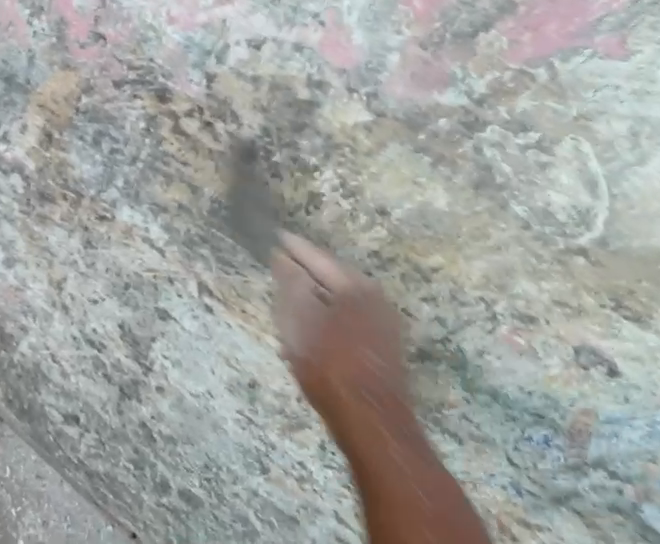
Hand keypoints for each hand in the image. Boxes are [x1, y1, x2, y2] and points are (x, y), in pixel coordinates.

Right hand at [271, 232, 410, 421]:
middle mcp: (375, 299)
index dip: (294, 248)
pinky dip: (326, 319)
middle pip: (332, 278)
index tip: (275, 236)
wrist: (372, 423)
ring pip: (339, 302)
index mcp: (356, 287)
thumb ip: (291, 284)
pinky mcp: (382, 350)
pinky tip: (309, 333)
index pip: (319, 258)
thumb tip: (284, 258)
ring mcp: (383, 326)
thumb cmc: (330, 366)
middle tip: (280, 266)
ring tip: (289, 300)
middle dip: (305, 273)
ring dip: (314, 300)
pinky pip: (347, 322)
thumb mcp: (299, 320)